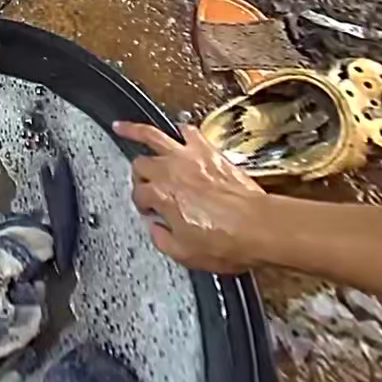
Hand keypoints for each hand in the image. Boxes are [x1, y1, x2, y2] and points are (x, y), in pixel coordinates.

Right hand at [117, 119, 267, 273]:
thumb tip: (154, 229)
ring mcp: (186, 157)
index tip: (148, 211)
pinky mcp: (206, 150)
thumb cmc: (227, 242)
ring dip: (134, 129)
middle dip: (139, 175)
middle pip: (140, 165)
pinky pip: (188, 131)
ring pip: (152, 135)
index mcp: (160, 196)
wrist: (259, 226)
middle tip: (143, 182)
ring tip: (122, 127)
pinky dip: (180, 129)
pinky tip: (176, 129)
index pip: (138, 195)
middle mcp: (168, 171)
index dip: (141, 204)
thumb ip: (161, 240)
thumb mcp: (186, 255)